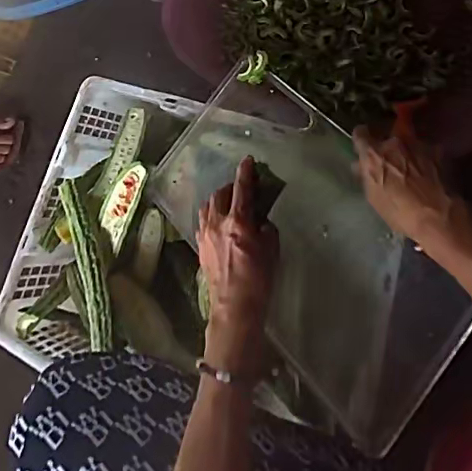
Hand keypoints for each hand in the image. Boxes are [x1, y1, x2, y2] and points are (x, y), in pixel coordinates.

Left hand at [197, 157, 278, 377]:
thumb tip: (261, 219)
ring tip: (230, 203)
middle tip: (243, 188)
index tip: (248, 161)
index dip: (246, 173)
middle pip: (220, 194)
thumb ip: (266, 228)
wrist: (234, 309)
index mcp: (238, 223)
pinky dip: (212, 215)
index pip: (242, 190)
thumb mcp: (272, 251)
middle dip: (231, 187)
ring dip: (220, 200)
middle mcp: (217, 223)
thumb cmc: (258, 281)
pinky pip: (204, 220)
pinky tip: (220, 222)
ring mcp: (205, 235)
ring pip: (208, 206)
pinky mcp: (200, 246)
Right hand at [353, 126, 471, 258]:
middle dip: (389, 141)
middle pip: (388, 130)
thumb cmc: (399, 212)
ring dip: (408, 146)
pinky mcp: (436, 151)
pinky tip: (429, 169)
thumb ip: (366, 175)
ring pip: (409, 137)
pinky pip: (427, 148)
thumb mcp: (373, 197)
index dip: (362, 138)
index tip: (364, 145)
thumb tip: (359, 165)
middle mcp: (393, 143)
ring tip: (412, 162)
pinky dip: (425, 155)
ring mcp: (417, 144)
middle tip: (391, 156)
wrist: (437, 217)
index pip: (360, 132)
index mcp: (373, 154)